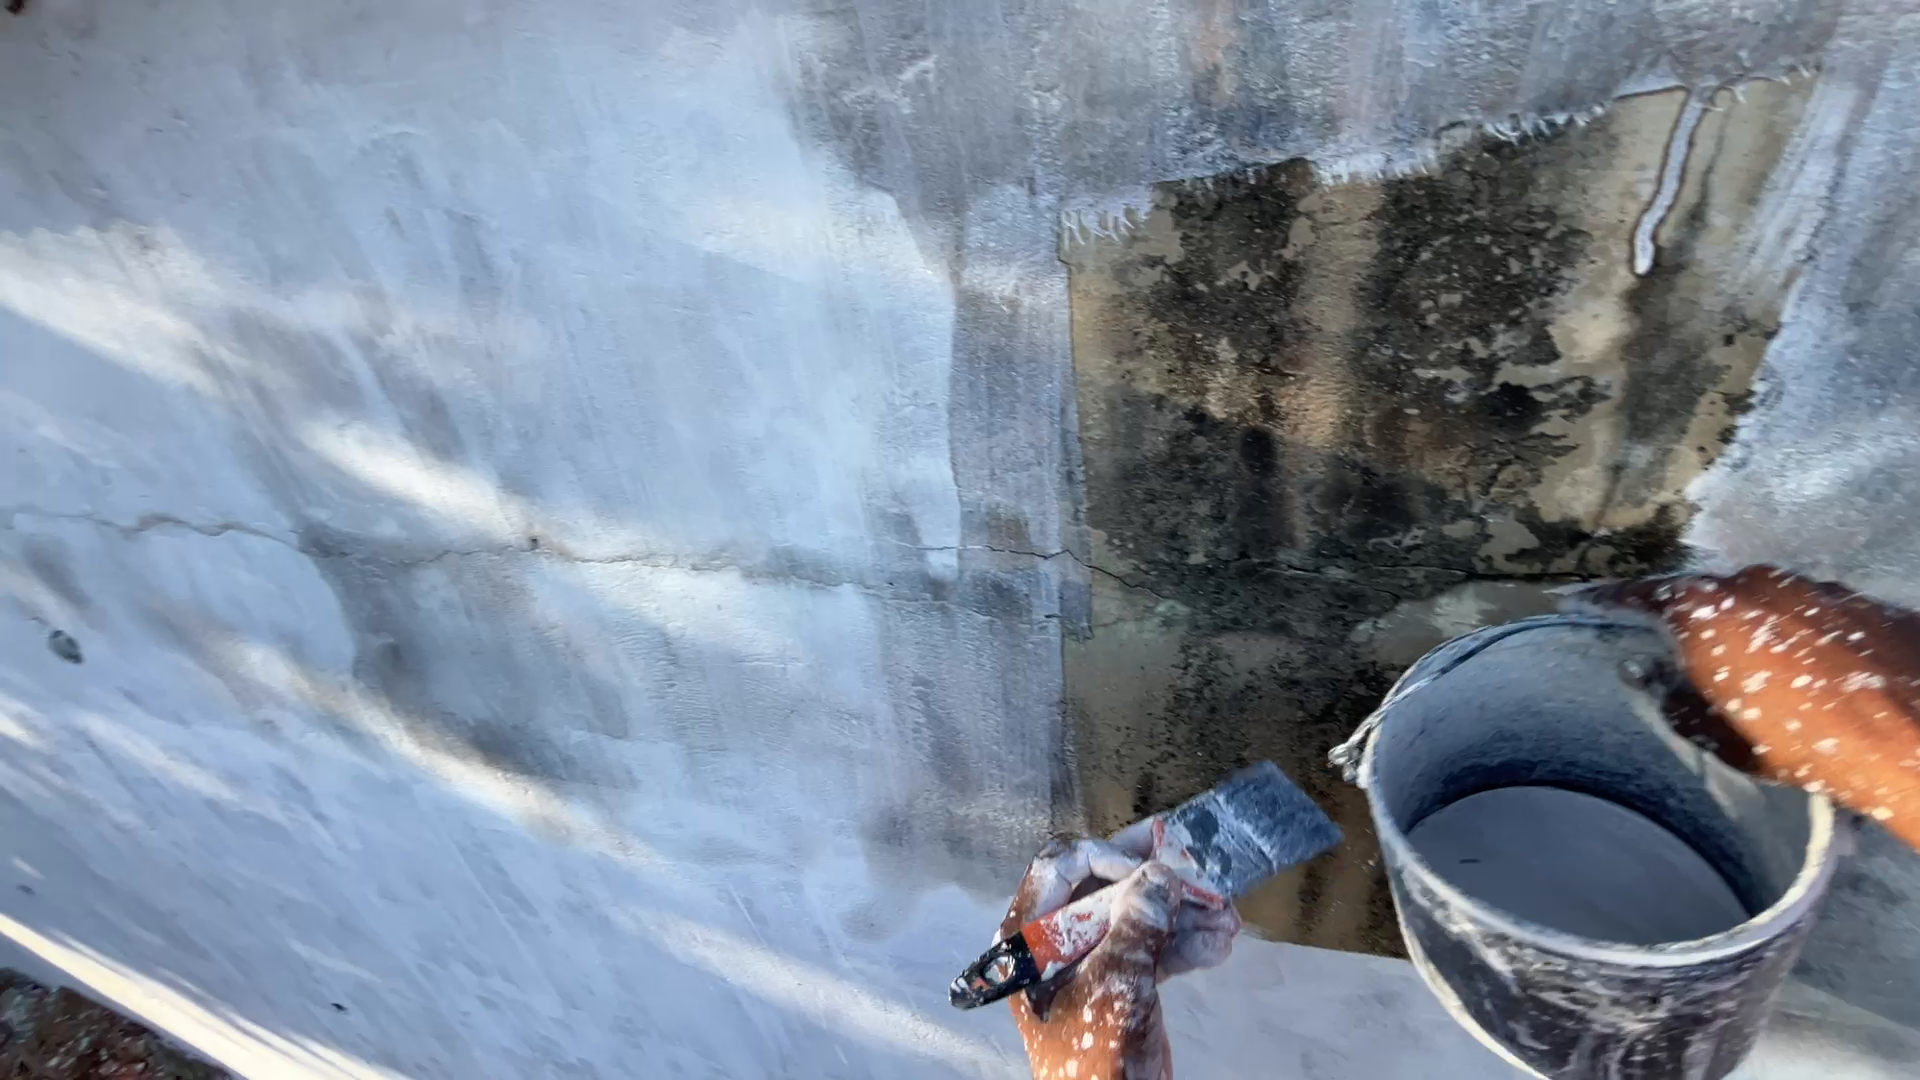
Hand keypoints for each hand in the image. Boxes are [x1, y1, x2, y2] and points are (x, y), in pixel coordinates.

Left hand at [997, 831, 1241, 1079]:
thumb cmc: (1097, 1057)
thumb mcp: (1118, 987)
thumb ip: (1138, 926)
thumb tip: (1161, 873)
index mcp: (1028, 935)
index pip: (1059, 867)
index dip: (1103, 857)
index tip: (1146, 871)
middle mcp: (1052, 938)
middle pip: (1102, 885)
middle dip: (1154, 882)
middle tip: (1196, 868)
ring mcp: (1087, 958)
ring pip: (1131, 914)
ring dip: (1180, 914)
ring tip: (1227, 916)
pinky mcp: (1117, 978)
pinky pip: (1147, 946)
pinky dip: (1182, 945)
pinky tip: (1219, 944)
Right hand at [1573, 565, 1919, 847]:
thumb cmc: (1803, 744)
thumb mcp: (1716, 735)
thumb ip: (1670, 698)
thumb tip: (1644, 671)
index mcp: (1702, 610)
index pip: (1636, 593)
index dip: (1605, 598)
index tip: (1582, 602)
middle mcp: (1754, 584)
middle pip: (1704, 590)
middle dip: (1685, 609)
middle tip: (1674, 632)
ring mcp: (1820, 589)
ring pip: (1763, 596)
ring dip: (1747, 615)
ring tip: (1748, 647)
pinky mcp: (1874, 605)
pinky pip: (1817, 609)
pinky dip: (1801, 626)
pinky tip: (1811, 656)